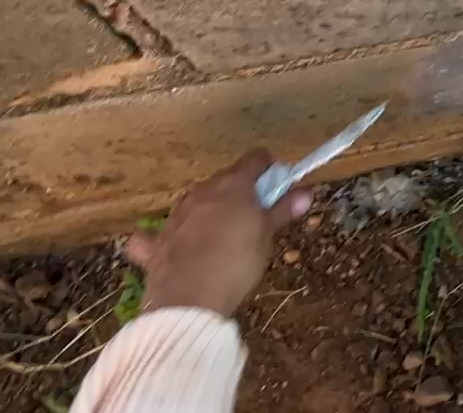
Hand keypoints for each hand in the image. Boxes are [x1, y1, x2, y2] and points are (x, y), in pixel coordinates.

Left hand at [123, 149, 314, 317]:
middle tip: (256, 216)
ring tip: (222, 233)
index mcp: (233, 184)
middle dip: (241, 192)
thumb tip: (307, 192)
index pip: (255, 159)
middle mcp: (201, 192)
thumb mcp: (267, 235)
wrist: (188, 303)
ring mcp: (175, 217)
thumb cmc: (236, 261)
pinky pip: (155, 235)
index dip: (270, 170)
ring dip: (209, 210)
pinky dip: (163, 237)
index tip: (279, 187)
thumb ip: (283, 210)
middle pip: (226, 180)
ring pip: (196, 202)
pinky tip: (169, 245)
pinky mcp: (154, 245)